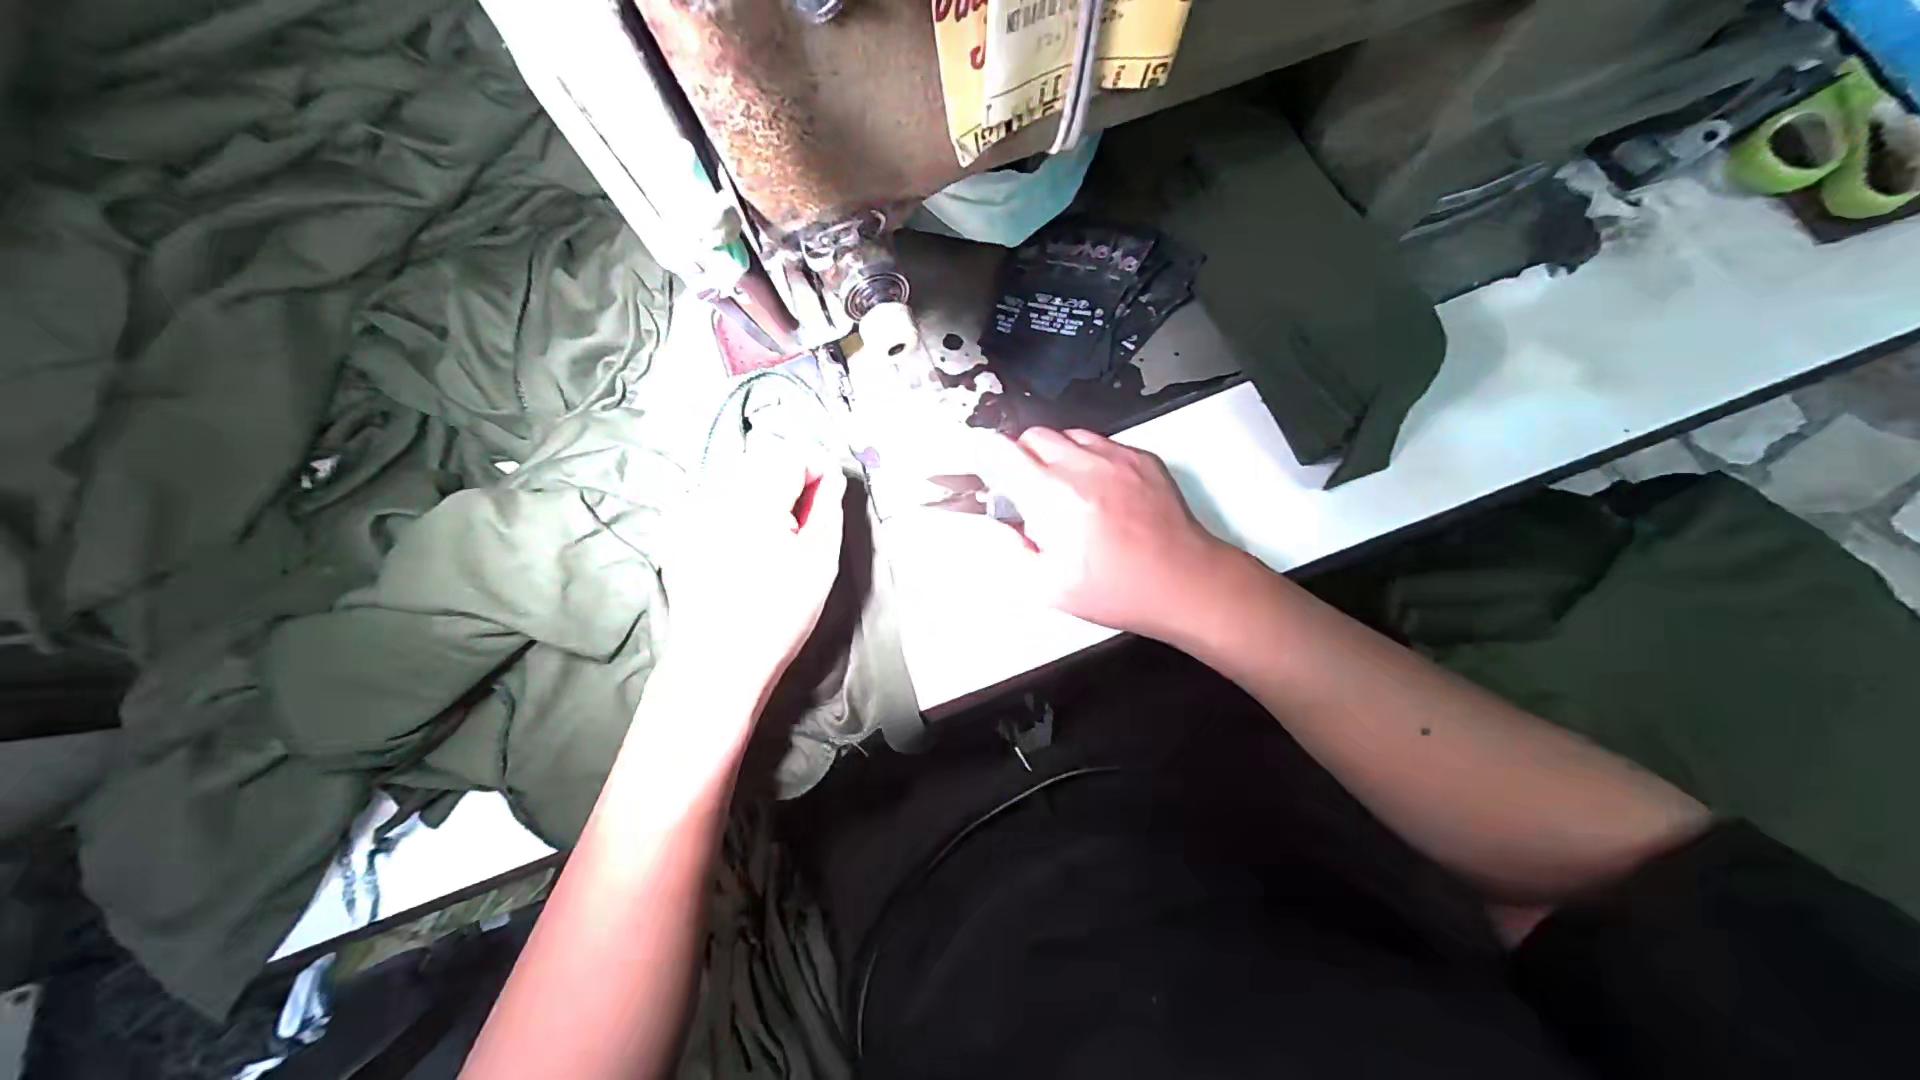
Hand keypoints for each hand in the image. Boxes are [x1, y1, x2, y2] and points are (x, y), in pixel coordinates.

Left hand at [664, 446, 846, 688]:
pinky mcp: (676, 528)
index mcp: (756, 495)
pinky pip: (711, 496)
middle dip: (789, 478)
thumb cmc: (778, 613)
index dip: (818, 470)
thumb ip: (829, 507)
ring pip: (736, 475)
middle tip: (803, 520)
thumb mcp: (820, 561)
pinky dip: (732, 505)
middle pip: (763, 458)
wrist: (718, 659)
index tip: (828, 497)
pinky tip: (741, 540)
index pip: (794, 454)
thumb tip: (831, 477)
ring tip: (774, 534)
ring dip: (761, 490)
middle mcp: (716, 491)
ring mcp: (689, 509)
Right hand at [966, 427, 1238, 640]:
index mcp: (1054, 498)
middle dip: (1021, 459)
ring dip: (1054, 456)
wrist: (1185, 582)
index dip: (986, 458)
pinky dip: (1088, 459)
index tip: (985, 468)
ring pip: (1066, 435)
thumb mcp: (1049, 587)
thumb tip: (1000, 525)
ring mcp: (1116, 459)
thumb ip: (1012, 550)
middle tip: (1028, 493)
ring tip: (1065, 494)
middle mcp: (1084, 468)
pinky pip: (1101, 443)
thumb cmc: (1123, 589)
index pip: (1002, 452)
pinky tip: (1096, 492)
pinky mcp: (1141, 459)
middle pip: (1032, 436)